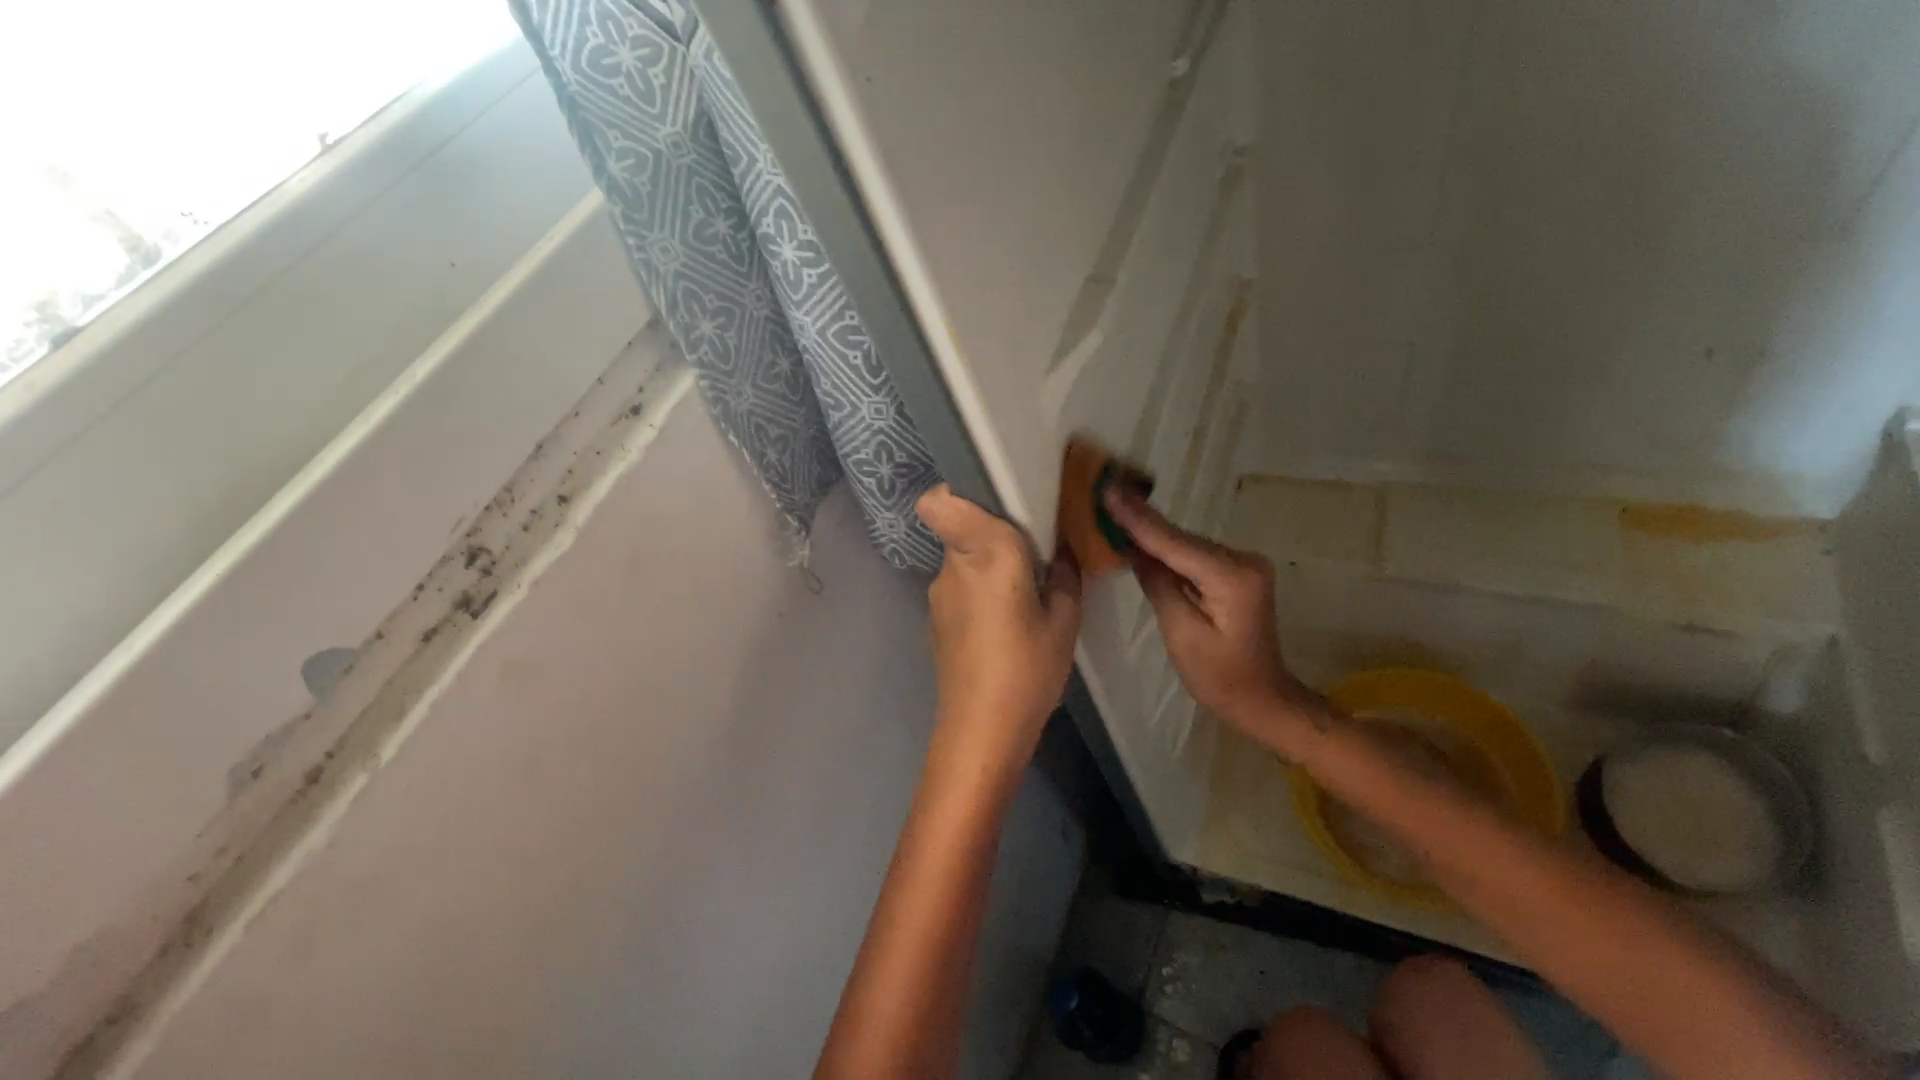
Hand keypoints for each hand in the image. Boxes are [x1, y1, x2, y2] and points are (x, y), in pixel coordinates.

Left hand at [916, 485, 1081, 779]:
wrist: (981, 730)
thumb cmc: (1028, 670)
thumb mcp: (1065, 622)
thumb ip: (1065, 576)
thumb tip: (1061, 554)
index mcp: (984, 553)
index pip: (940, 501)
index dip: (958, 493)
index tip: (998, 503)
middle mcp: (953, 565)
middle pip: (961, 527)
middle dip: (993, 531)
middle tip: (1035, 551)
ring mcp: (940, 594)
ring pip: (963, 558)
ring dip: (990, 565)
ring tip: (1028, 592)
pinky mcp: (937, 619)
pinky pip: (961, 586)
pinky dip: (982, 591)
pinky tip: (1008, 621)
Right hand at [1104, 489, 1322, 744]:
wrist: (1260, 697)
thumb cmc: (1219, 676)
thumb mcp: (1181, 633)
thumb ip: (1158, 584)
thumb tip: (1133, 548)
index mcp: (1232, 576)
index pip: (1175, 543)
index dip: (1138, 519)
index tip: (1109, 491)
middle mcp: (1244, 560)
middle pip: (1182, 539)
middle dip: (1142, 521)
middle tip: (1104, 494)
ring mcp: (1244, 564)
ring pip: (1187, 545)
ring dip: (1152, 533)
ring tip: (1112, 508)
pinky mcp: (1237, 573)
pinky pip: (1195, 556)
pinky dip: (1168, 550)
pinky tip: (1140, 537)